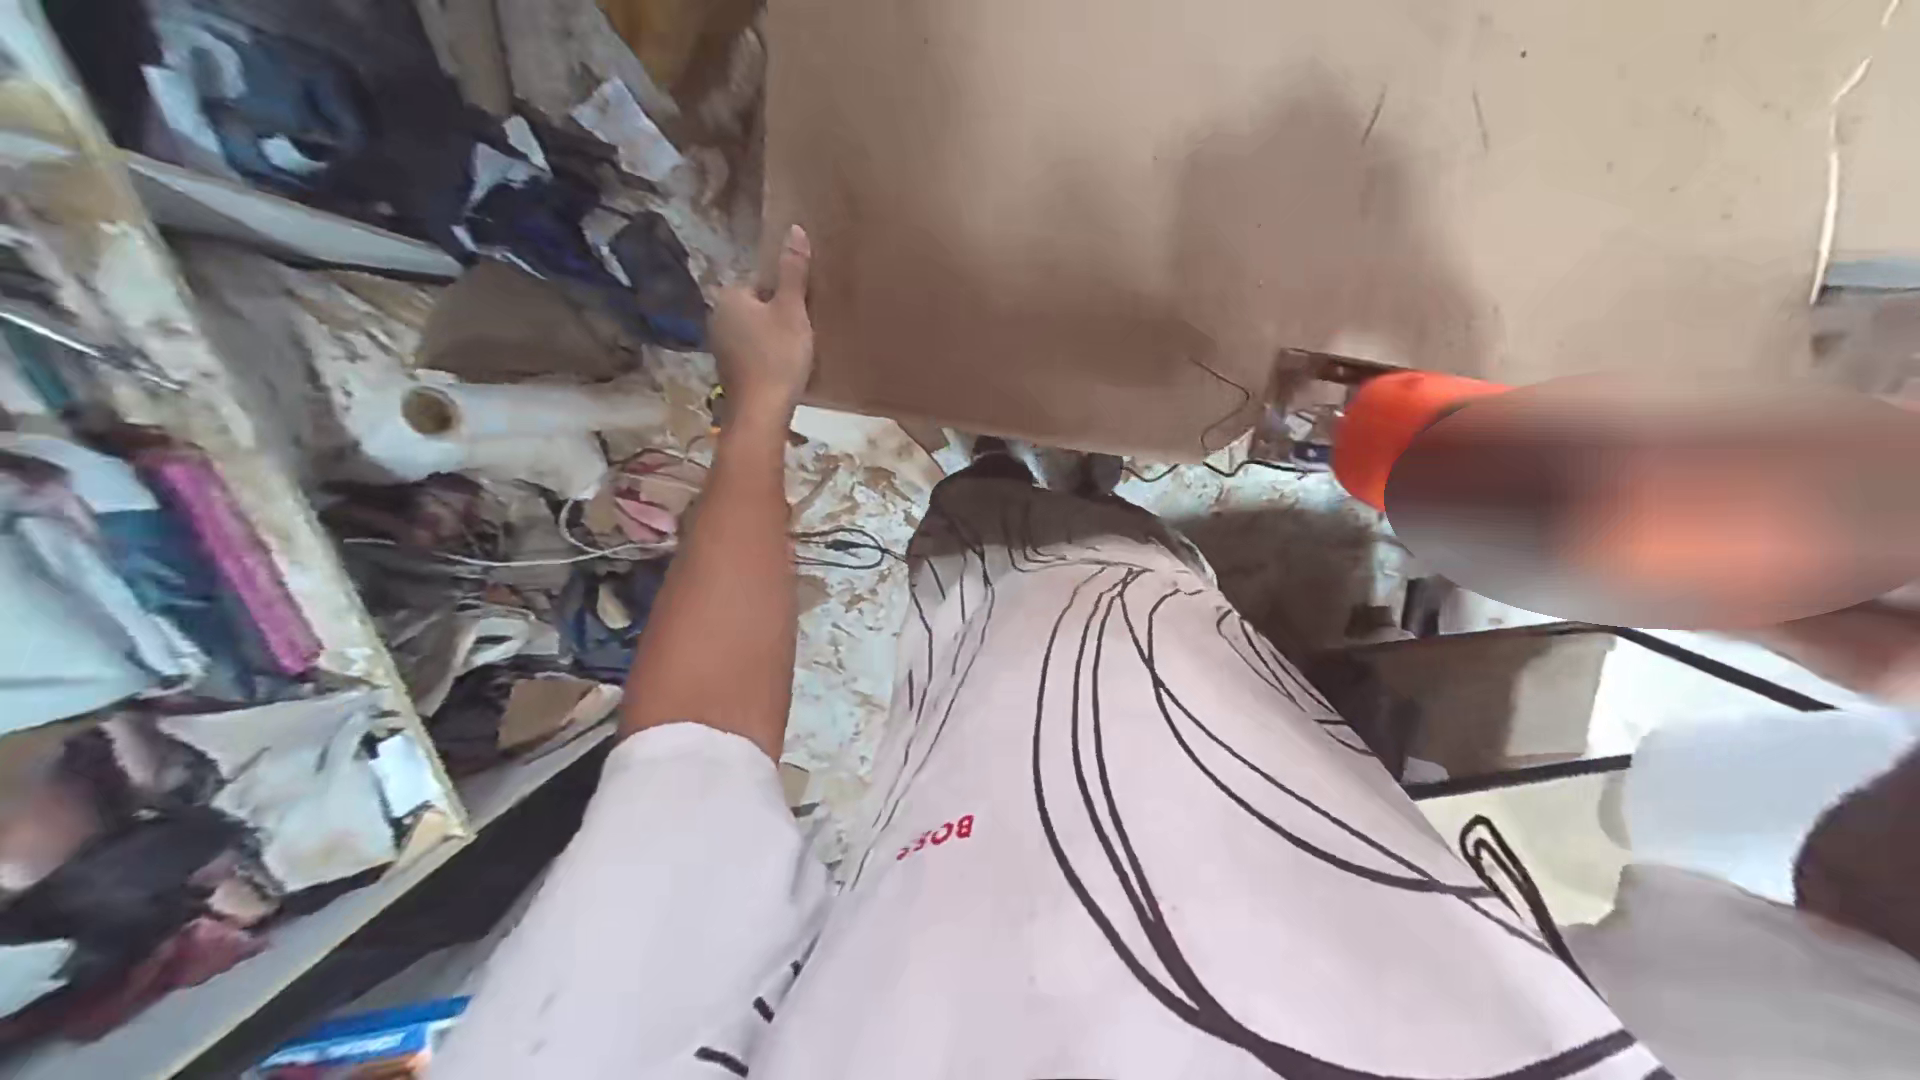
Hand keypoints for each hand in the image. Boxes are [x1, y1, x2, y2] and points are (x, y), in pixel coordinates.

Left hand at [711, 224, 814, 422]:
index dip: (786, 300)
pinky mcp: (728, 371)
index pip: (763, 285)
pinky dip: (766, 359)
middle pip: (758, 308)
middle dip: (778, 319)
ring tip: (794, 356)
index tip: (801, 317)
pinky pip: (752, 353)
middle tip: (801, 337)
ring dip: (773, 340)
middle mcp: (717, 317)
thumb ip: (793, 271)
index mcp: (729, 297)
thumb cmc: (778, 357)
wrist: (761, 411)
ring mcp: (720, 346)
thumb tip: (794, 228)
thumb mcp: (792, 311)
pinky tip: (782, 372)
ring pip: (755, 332)